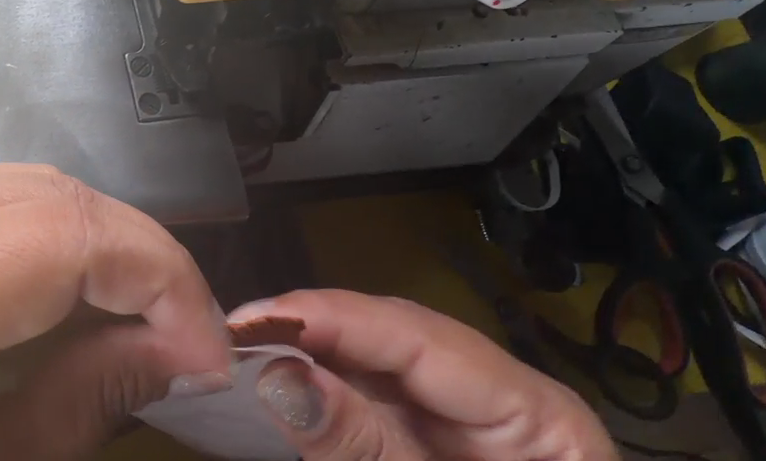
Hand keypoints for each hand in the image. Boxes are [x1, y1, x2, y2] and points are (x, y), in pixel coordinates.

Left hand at [0, 164, 230, 460]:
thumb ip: (89, 395)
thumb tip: (187, 347)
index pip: (60, 233)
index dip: (156, 275)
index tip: (208, 354)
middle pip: (49, 194)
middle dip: (136, 254)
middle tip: (183, 337)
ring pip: (27, 183)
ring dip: (97, 238)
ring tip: (135, 314)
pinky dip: (50, 233)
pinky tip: (67, 290)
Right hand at [236, 290, 616, 460]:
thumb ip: (366, 450)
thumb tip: (277, 374)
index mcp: (538, 414)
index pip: (421, 336)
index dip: (331, 317)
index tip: (249, 321)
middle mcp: (499, 400)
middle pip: (391, 343)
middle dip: (309, 336)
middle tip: (227, 340)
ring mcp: (464, 424)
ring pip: (370, 369)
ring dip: (304, 363)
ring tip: (238, 358)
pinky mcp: (429, 443)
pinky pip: (368, 405)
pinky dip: (320, 400)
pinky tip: (274, 389)